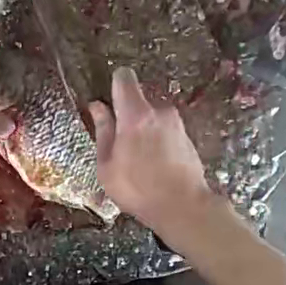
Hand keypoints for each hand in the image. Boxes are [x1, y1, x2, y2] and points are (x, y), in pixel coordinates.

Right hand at [88, 66, 217, 233]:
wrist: (184, 207)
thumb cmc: (138, 189)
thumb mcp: (107, 166)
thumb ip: (103, 132)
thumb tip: (97, 107)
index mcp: (136, 114)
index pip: (124, 78)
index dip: (114, 85)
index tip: (110, 103)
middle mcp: (159, 111)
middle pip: (139, 101)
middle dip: (128, 117)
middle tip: (121, 147)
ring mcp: (177, 124)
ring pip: (153, 118)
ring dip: (145, 132)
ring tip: (140, 162)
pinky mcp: (188, 137)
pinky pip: (166, 131)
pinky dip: (159, 142)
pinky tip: (156, 166)